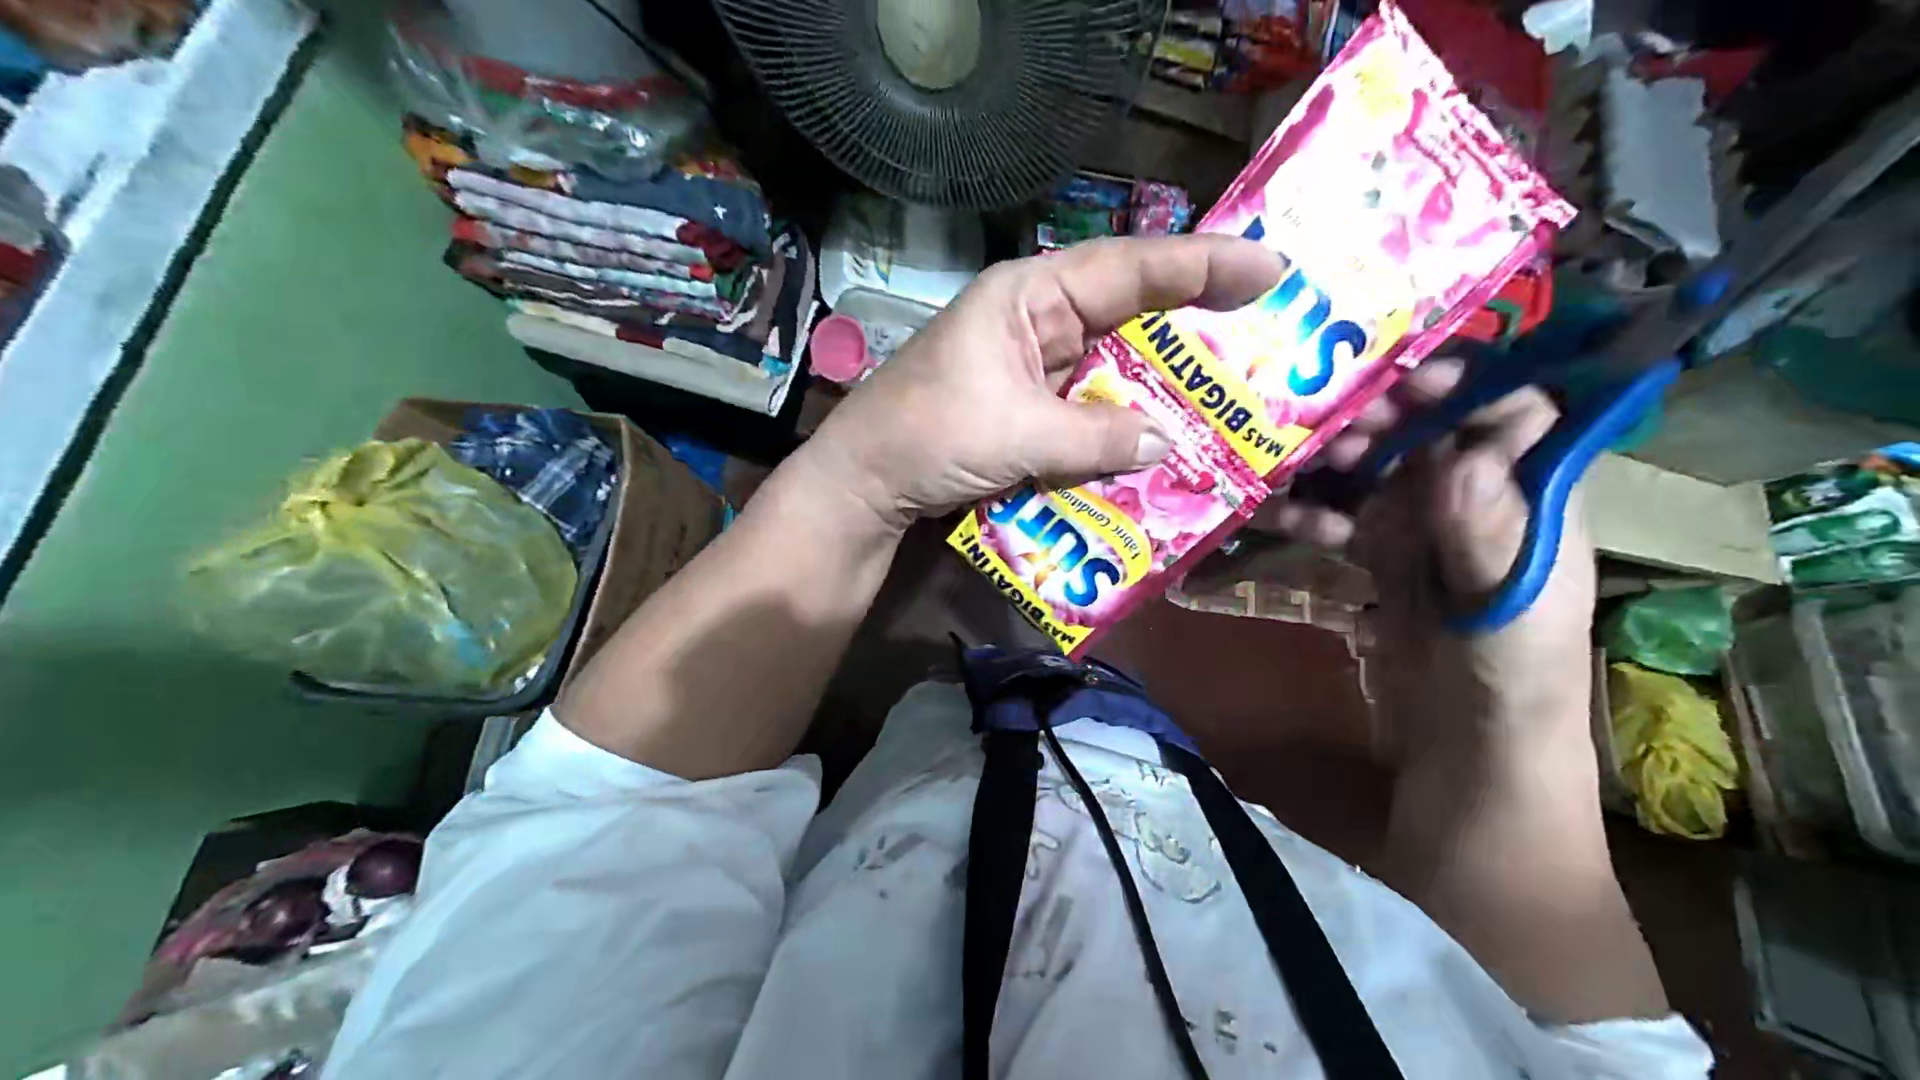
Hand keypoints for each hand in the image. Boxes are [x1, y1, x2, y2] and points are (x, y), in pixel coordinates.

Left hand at [801, 235, 1284, 531]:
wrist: (867, 486)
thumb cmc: (926, 435)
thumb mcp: (1013, 431)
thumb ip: (1095, 435)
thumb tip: (1168, 442)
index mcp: (1030, 298)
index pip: (1128, 268)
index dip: (1202, 266)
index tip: (1272, 267)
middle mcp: (1042, 327)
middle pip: (1135, 322)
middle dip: (1201, 337)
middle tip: (1277, 346)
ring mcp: (1040, 375)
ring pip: (1121, 375)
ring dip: (1171, 395)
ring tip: (1244, 407)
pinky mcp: (1037, 417)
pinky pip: (1098, 418)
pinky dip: (1132, 433)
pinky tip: (1176, 450)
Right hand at [1264, 372, 1595, 758]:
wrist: (1469, 746)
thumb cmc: (1514, 675)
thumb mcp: (1508, 605)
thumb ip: (1485, 532)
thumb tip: (1454, 456)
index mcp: (1535, 494)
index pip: (1511, 410)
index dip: (1463, 383)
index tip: (1402, 380)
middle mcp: (1477, 497)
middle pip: (1427, 430)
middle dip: (1377, 419)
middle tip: (1326, 426)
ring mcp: (1422, 525)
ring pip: (1374, 468)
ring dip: (1333, 462)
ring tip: (1291, 467)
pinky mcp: (1379, 554)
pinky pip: (1340, 515)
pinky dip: (1309, 511)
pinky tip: (1279, 516)